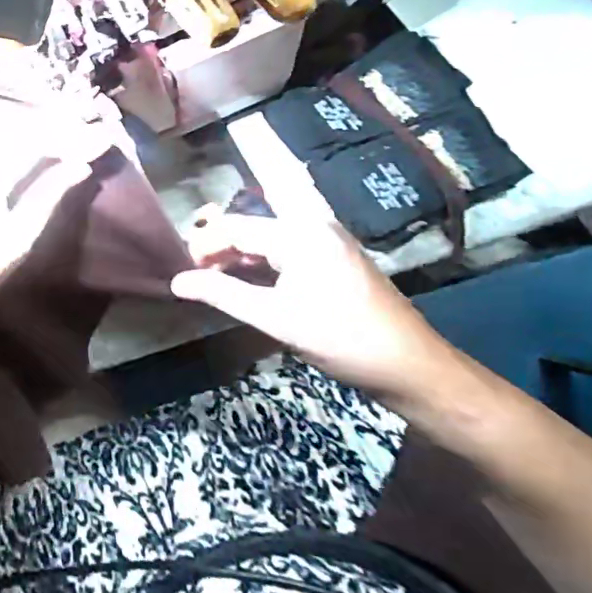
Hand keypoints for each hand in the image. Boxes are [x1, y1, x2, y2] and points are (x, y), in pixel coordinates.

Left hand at [0, 131, 100, 356]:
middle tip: (87, 127)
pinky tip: (25, 140)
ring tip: (64, 130)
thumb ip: (47, 196)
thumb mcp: (16, 242)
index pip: (33, 141)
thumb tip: (80, 166)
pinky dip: (5, 135)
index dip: (70, 136)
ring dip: (29, 127)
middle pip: (13, 127)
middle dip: (53, 126)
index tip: (101, 135)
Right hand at [170, 212, 465, 408]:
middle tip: (195, 273)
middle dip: (218, 245)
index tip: (184, 272)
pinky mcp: (333, 254)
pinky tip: (247, 280)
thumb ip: (223, 294)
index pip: (234, 227)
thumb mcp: (277, 320)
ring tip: (215, 278)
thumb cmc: (343, 341)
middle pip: (250, 225)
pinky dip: (261, 260)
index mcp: (298, 232)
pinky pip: (285, 246)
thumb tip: (177, 283)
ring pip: (266, 235)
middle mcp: (311, 224)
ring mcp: (326, 238)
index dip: (204, 248)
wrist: (414, 368)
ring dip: (239, 254)